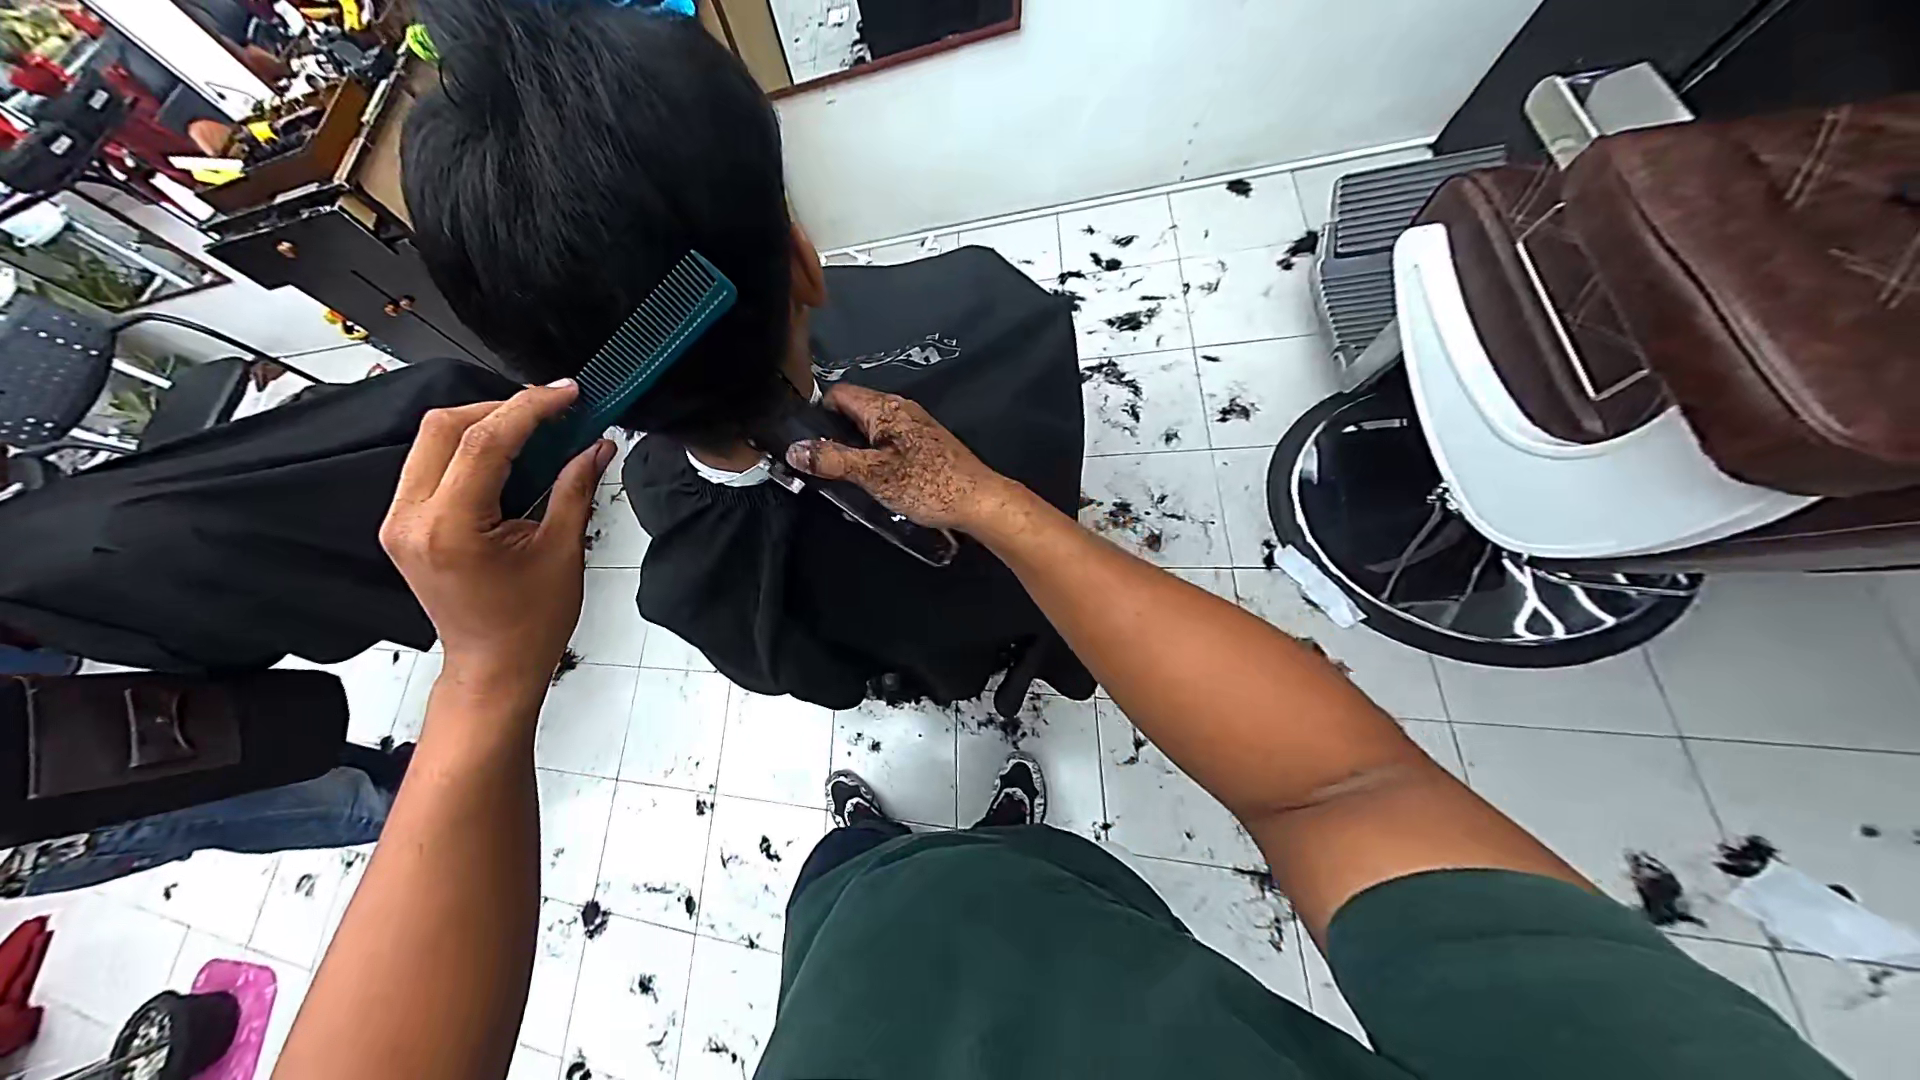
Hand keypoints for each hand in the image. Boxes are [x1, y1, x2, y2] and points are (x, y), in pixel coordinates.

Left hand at [380, 380, 613, 699]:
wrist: (494, 664)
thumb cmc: (529, 622)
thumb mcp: (561, 550)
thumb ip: (575, 488)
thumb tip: (595, 446)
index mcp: (449, 526)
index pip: (484, 440)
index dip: (531, 408)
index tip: (566, 394)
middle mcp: (410, 518)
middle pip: (444, 427)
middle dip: (503, 407)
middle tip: (554, 407)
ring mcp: (401, 521)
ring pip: (434, 441)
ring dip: (487, 424)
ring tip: (539, 426)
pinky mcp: (407, 524)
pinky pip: (433, 465)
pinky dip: (474, 449)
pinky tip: (513, 453)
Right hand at [784, 383, 1020, 531]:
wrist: (979, 501)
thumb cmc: (929, 485)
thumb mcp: (872, 474)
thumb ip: (832, 460)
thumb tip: (796, 450)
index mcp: (885, 408)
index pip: (837, 394)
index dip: (817, 415)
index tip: (807, 443)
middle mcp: (900, 410)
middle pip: (853, 415)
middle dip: (835, 440)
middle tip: (824, 470)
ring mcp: (914, 428)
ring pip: (871, 435)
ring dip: (856, 456)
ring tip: (848, 484)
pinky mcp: (924, 447)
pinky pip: (888, 448)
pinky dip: (876, 464)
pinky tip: (876, 488)